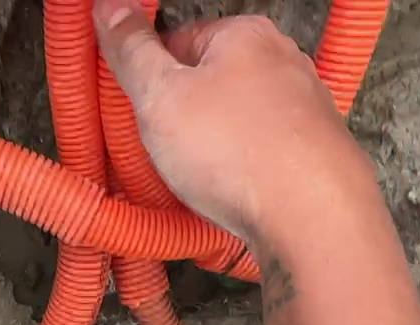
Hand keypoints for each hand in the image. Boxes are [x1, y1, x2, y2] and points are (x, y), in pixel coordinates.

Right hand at [93, 0, 376, 252]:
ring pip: (237, 121)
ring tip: (194, 178)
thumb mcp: (160, 99)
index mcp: (242, 35)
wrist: (307, 210)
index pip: (178, 41)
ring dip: (211, 146)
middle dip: (182, 115)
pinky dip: (239, 170)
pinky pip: (260, 153)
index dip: (149, 78)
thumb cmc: (235, 151)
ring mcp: (300, 105)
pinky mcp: (309, 149)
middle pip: (211, 82)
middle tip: (160, 150)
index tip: (136, 110)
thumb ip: (132, 53)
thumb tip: (109, 7)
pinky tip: (228, 192)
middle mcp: (280, 60)